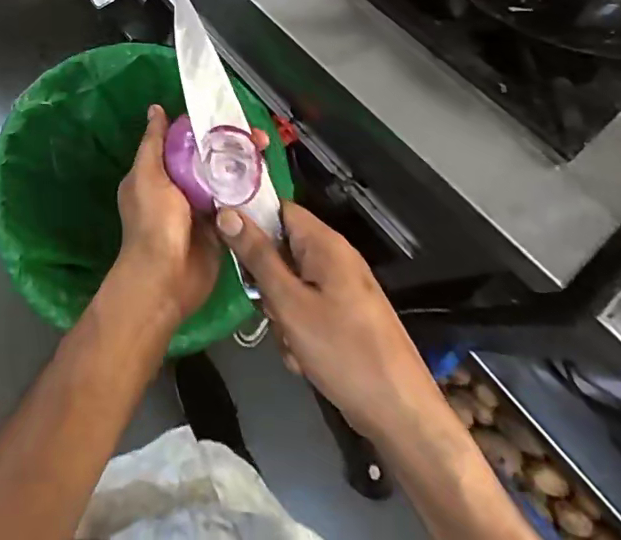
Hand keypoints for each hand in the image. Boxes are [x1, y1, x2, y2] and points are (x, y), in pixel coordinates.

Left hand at [114, 105, 270, 323]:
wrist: (165, 280)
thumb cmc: (153, 223)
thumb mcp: (147, 176)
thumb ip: (154, 143)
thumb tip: (155, 109)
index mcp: (160, 172)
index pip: (185, 141)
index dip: (206, 126)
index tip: (230, 115)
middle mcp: (182, 187)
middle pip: (210, 158)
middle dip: (233, 144)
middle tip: (258, 135)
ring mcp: (203, 207)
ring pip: (227, 178)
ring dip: (246, 164)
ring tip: (267, 149)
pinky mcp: (222, 227)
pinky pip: (238, 203)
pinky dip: (252, 191)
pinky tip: (270, 176)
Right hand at [217, 202, 438, 442]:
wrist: (398, 412)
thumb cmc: (343, 351)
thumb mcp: (289, 302)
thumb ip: (257, 256)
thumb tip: (227, 212)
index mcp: (325, 243)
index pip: (278, 208)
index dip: (249, 217)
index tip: (222, 236)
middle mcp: (335, 258)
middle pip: (281, 249)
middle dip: (266, 281)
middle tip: (269, 307)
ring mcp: (341, 288)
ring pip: (289, 284)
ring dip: (280, 312)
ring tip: (291, 339)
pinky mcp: (344, 315)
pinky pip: (306, 309)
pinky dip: (297, 329)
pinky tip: (303, 357)